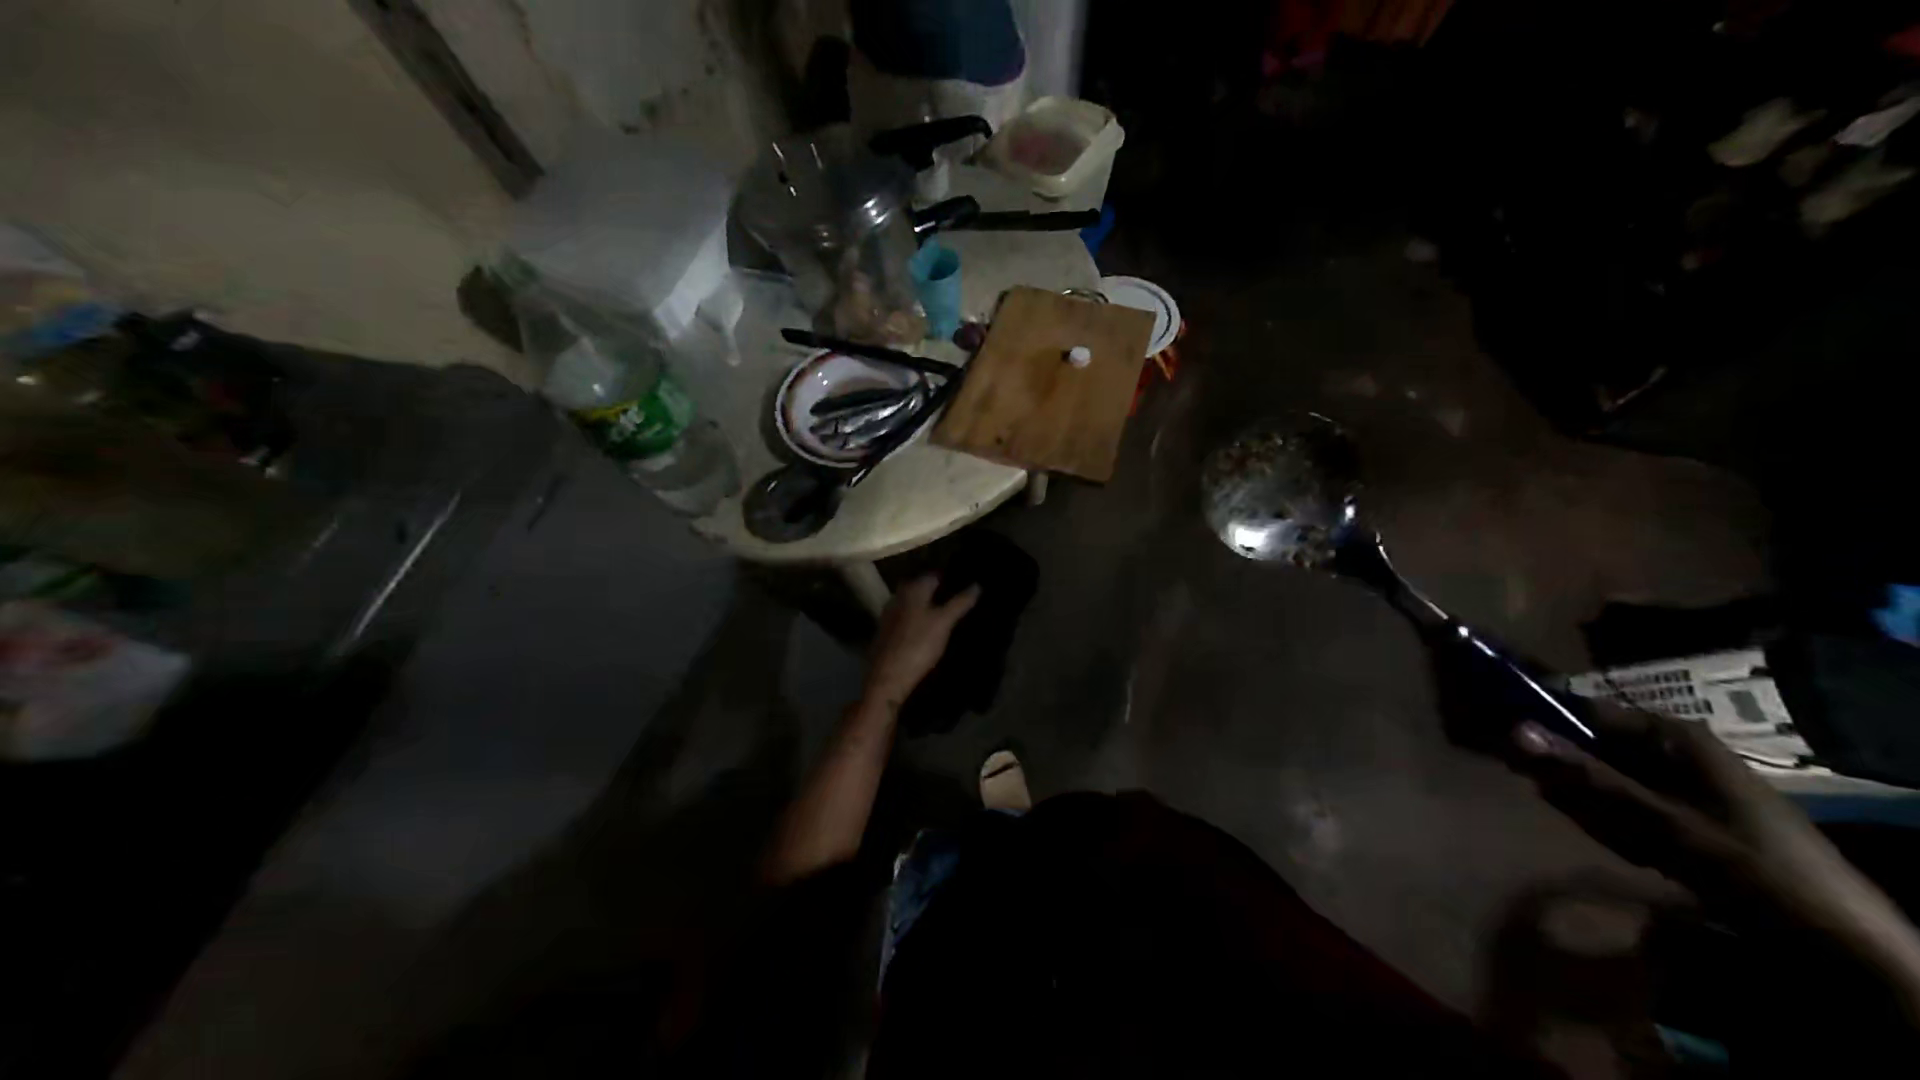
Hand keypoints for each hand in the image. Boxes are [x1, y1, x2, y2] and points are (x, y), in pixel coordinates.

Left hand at [863, 575, 980, 704]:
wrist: (887, 677)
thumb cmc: (918, 644)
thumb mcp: (944, 622)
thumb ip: (960, 603)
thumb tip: (977, 585)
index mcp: (912, 588)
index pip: (935, 575)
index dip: (952, 580)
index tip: (967, 587)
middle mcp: (898, 596)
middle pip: (923, 589)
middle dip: (941, 594)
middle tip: (961, 603)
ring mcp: (890, 614)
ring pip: (915, 605)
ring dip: (930, 608)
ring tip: (950, 618)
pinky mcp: (887, 632)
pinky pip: (908, 619)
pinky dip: (920, 621)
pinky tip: (930, 632)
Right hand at [1513, 707, 1919, 1005]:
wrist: (1845, 946)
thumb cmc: (1753, 870)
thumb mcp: (1662, 825)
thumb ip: (1586, 777)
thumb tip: (1511, 730)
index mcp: (1673, 735)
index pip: (1580, 710)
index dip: (1543, 726)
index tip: (1507, 749)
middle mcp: (1672, 748)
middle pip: (1587, 748)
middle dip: (1577, 786)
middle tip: (1593, 821)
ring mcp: (1679, 781)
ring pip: (1599, 782)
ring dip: (1599, 814)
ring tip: (1631, 847)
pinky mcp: (1681, 813)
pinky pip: (1622, 808)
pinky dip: (1620, 831)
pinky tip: (1644, 857)